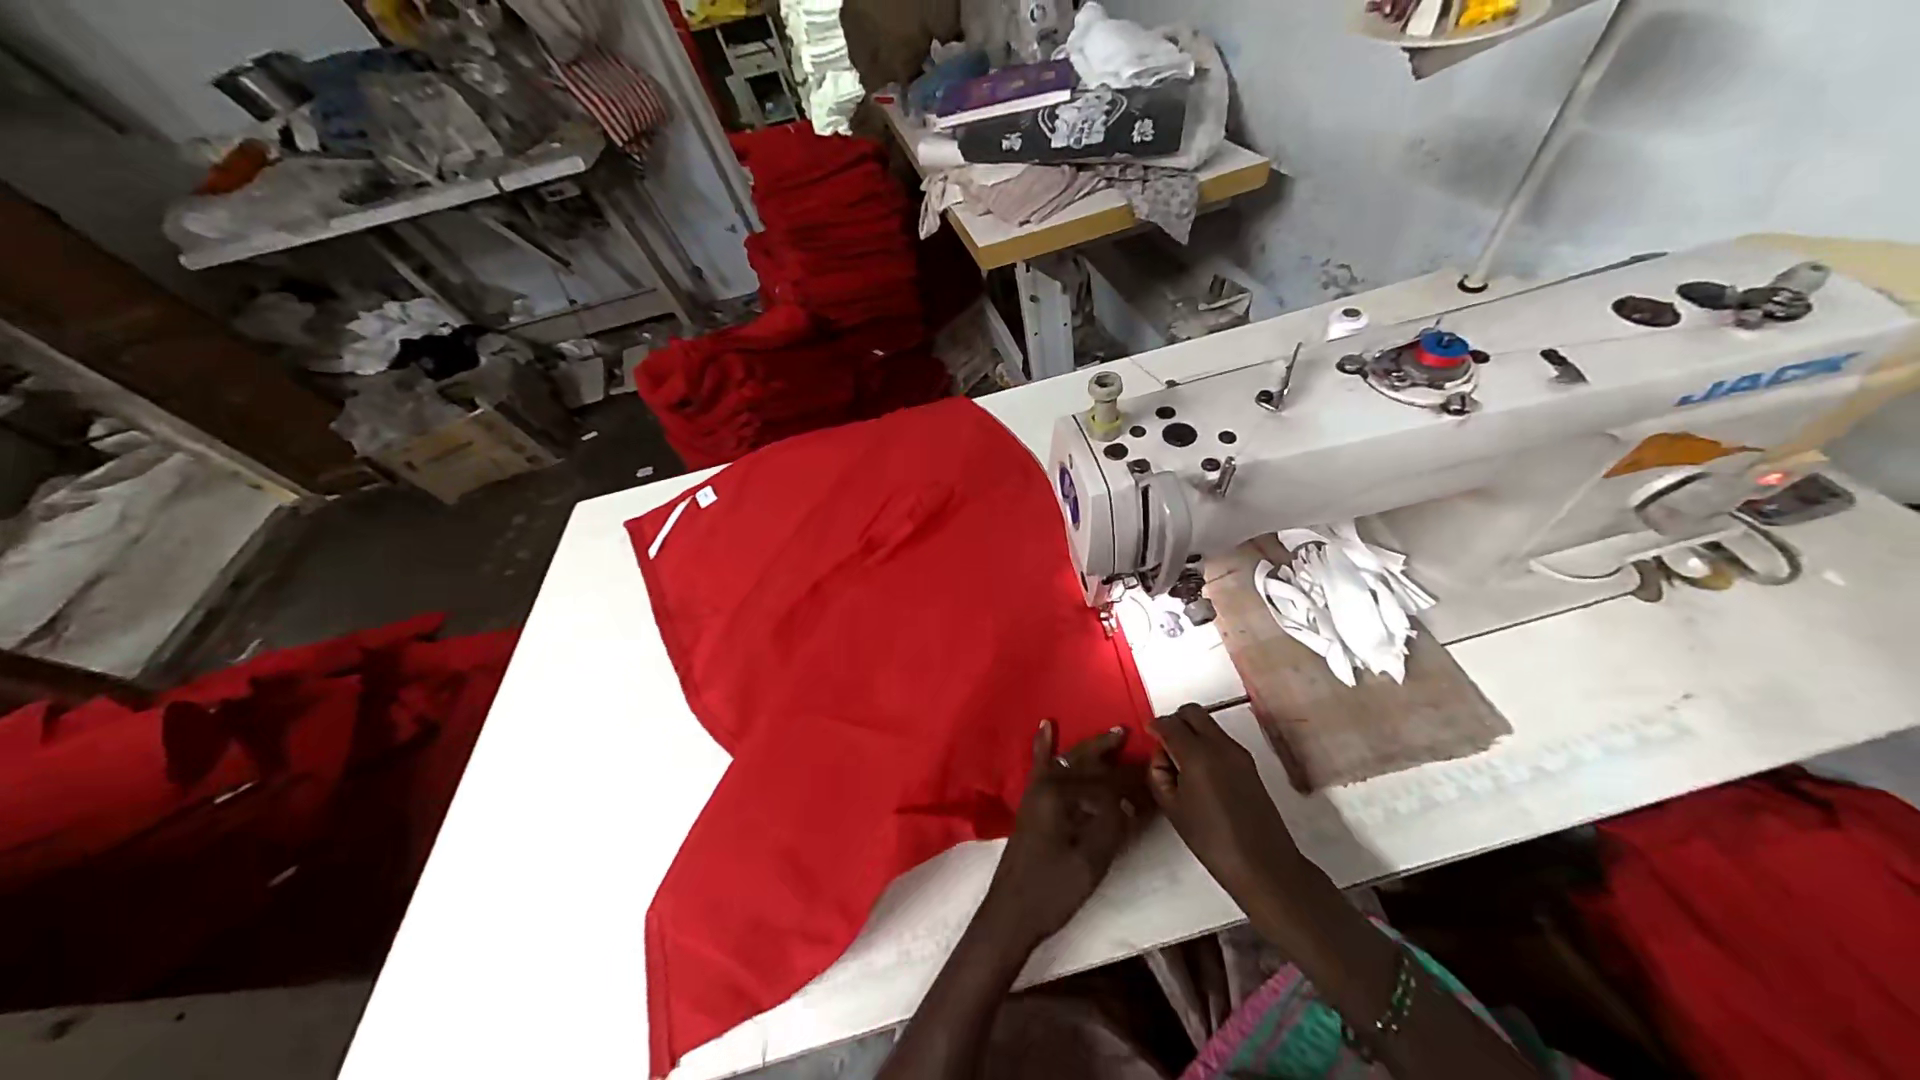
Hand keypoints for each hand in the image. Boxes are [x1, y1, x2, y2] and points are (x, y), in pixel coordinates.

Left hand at [978, 721, 1144, 949]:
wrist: (1011, 912)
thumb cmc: (1052, 889)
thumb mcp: (1091, 860)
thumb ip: (1111, 825)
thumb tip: (1128, 801)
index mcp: (1061, 794)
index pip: (1108, 782)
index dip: (1134, 783)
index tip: (1157, 778)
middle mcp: (1047, 785)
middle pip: (1087, 763)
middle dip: (1114, 754)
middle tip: (1140, 744)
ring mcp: (1036, 792)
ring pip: (1069, 760)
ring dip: (1091, 749)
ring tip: (1113, 735)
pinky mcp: (1032, 803)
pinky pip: (1041, 765)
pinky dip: (1044, 744)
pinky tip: (1046, 726)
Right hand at [1148, 704, 1308, 903]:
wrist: (1262, 863)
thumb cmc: (1211, 840)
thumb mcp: (1172, 808)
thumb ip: (1158, 773)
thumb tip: (1163, 754)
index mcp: (1197, 755)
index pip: (1169, 723)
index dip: (1155, 726)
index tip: (1148, 736)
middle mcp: (1220, 745)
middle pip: (1192, 712)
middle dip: (1174, 721)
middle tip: (1164, 744)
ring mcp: (1238, 752)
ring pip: (1208, 723)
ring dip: (1191, 731)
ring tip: (1182, 763)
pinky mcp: (1249, 762)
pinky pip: (1220, 739)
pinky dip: (1206, 742)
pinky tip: (1201, 773)